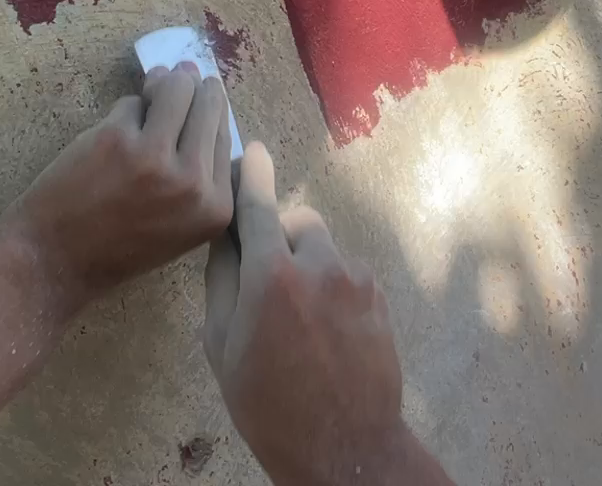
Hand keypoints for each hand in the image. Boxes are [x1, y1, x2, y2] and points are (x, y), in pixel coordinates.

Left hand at [6, 64, 233, 317]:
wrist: (56, 262)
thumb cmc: (120, 244)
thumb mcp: (182, 222)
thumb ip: (202, 172)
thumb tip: (208, 97)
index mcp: (217, 206)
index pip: (225, 134)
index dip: (210, 109)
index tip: (200, 96)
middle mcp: (193, 180)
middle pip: (208, 102)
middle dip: (192, 85)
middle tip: (181, 77)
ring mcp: (155, 156)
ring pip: (174, 87)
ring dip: (162, 83)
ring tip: (153, 87)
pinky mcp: (117, 137)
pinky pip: (132, 102)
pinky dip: (125, 110)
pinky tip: (115, 129)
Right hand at [203, 143, 445, 485]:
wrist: (346, 451)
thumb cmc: (269, 404)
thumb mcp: (222, 348)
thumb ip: (223, 282)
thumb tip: (227, 238)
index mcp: (271, 276)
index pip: (258, 207)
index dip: (252, 174)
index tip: (252, 150)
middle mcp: (318, 264)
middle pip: (296, 223)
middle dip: (280, 239)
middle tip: (270, 282)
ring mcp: (355, 278)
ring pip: (324, 248)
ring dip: (309, 264)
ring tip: (303, 315)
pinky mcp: (378, 295)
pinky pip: (347, 272)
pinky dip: (334, 285)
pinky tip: (329, 329)